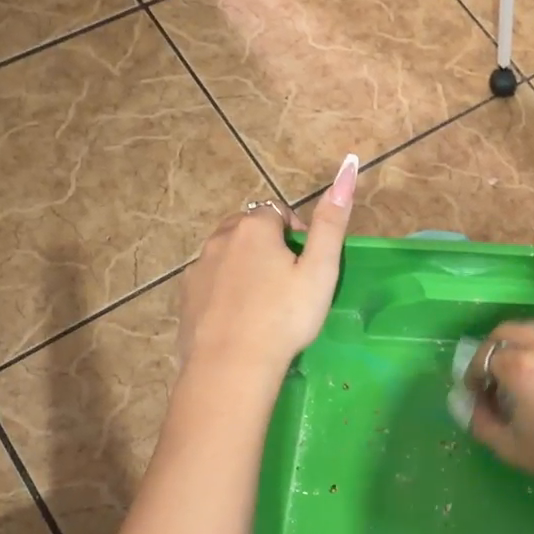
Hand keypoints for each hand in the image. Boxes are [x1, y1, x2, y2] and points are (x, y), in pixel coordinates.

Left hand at [177, 154, 358, 395]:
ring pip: (227, 254)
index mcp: (254, 229)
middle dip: (268, 244)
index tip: (307, 262)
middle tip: (290, 281)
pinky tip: (242, 318)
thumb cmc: (285, 316)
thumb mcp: (320, 270)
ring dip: (246, 266)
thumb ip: (332, 221)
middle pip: (248, 228)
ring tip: (267, 301)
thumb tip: (347, 167)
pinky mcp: (186, 297)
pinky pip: (210, 281)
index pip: (276, 211)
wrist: (231, 366)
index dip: (296, 231)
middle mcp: (220, 240)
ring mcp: (197, 269)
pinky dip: (226, 290)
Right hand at [464, 321, 533, 497]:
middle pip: (505, 332)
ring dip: (513, 342)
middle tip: (489, 377)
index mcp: (520, 368)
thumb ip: (481, 421)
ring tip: (513, 370)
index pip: (484, 357)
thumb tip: (473, 403)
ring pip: (530, 328)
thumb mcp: (509, 447)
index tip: (475, 393)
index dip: (473, 375)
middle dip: (490, 351)